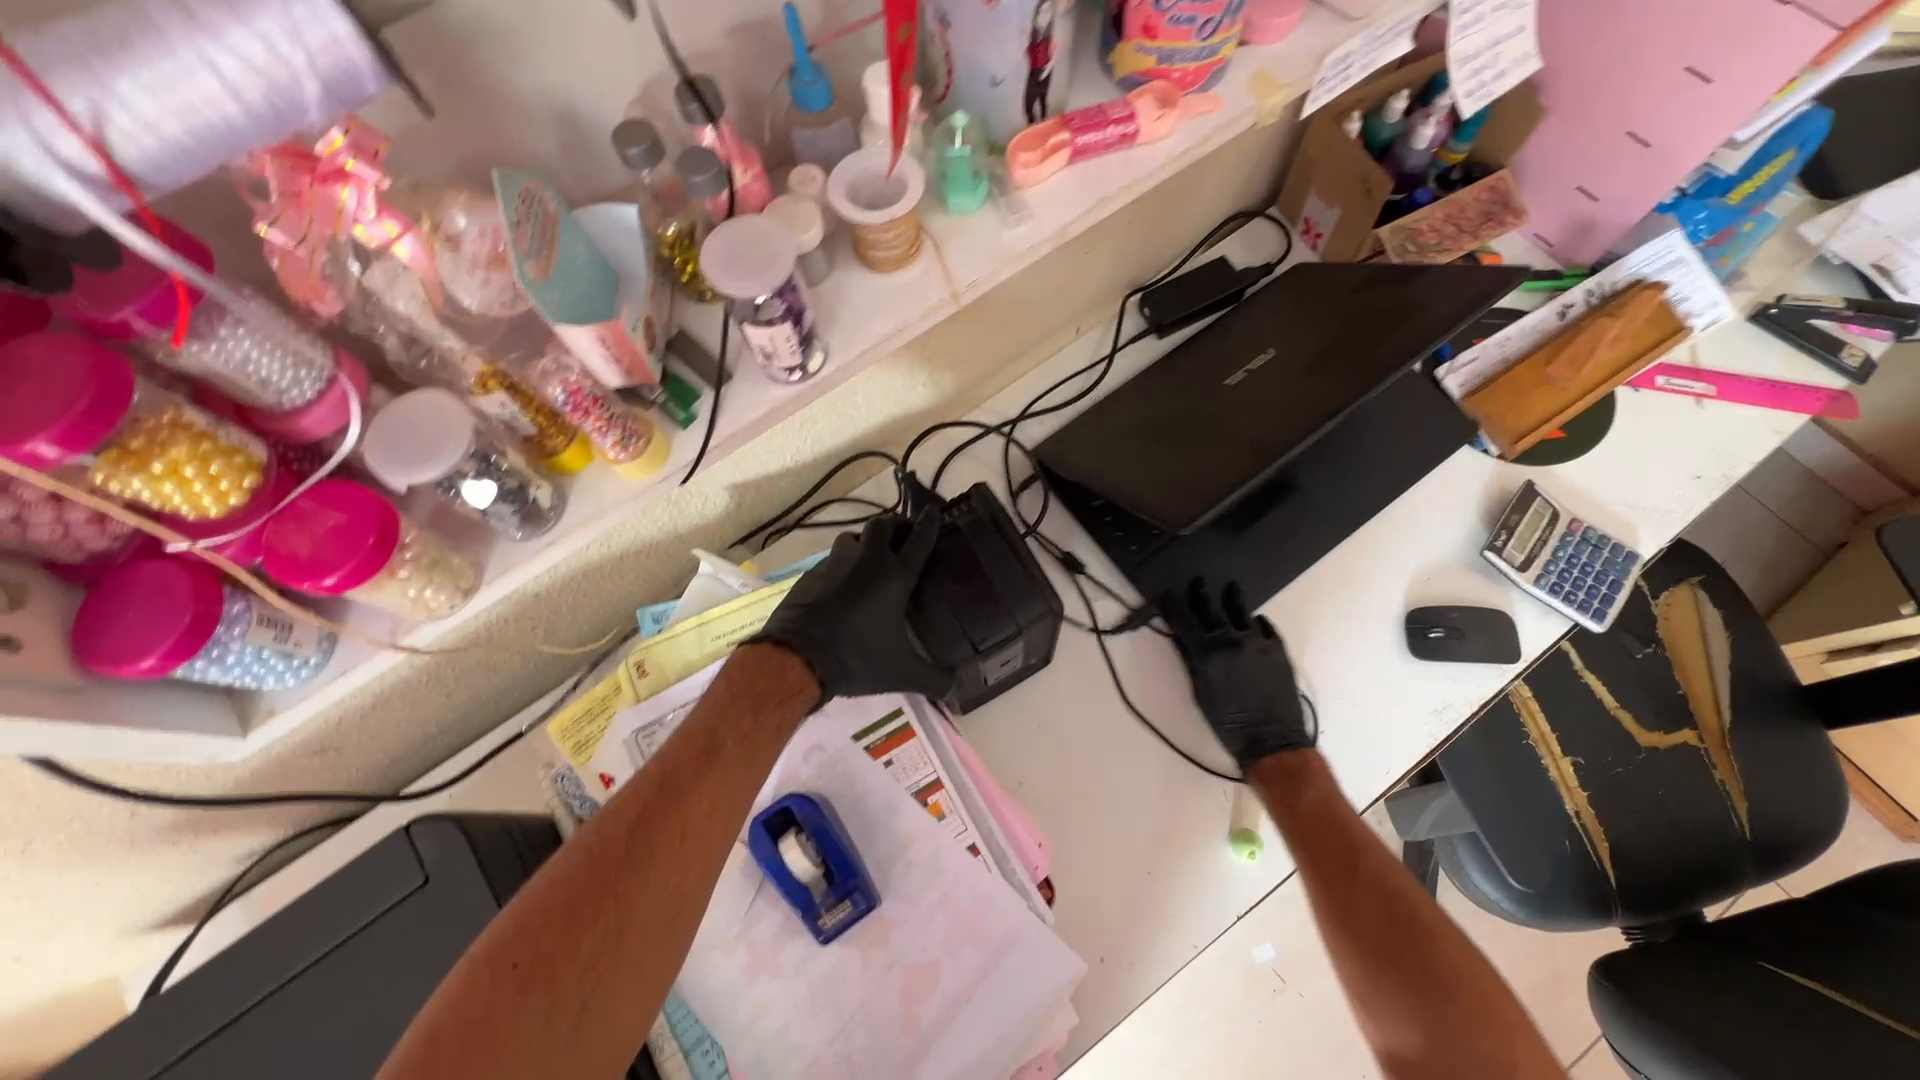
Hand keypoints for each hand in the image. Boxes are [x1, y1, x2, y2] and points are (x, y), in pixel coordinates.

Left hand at [749, 512, 953, 705]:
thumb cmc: (858, 658)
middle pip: (883, 525)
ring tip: (871, 555)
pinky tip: (842, 582)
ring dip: (865, 541)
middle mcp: (868, 560)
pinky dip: (842, 564)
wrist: (797, 657)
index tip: (934, 511)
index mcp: (896, 575)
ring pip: (853, 537)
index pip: (919, 540)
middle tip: (903, 535)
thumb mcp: (902, 673)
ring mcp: (835, 563)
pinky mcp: (811, 574)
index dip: (929, 524)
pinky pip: (831, 559)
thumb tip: (956, 690)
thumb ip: (934, 680)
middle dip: (895, 526)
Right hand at [1162, 578, 1313, 769]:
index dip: (1172, 604)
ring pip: (1242, 611)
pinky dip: (1258, 622)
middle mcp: (1231, 639)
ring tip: (1232, 587)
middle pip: (1211, 608)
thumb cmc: (1227, 723)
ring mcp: (1258, 641)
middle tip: (1198, 581)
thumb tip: (1181, 639)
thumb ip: (1191, 661)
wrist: (1271, 740)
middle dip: (1201, 593)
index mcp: (1207, 652)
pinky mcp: (1278, 649)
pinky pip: (1266, 627)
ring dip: (1233, 599)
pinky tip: (1255, 620)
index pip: (1183, 620)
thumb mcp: (1199, 693)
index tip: (1166, 593)